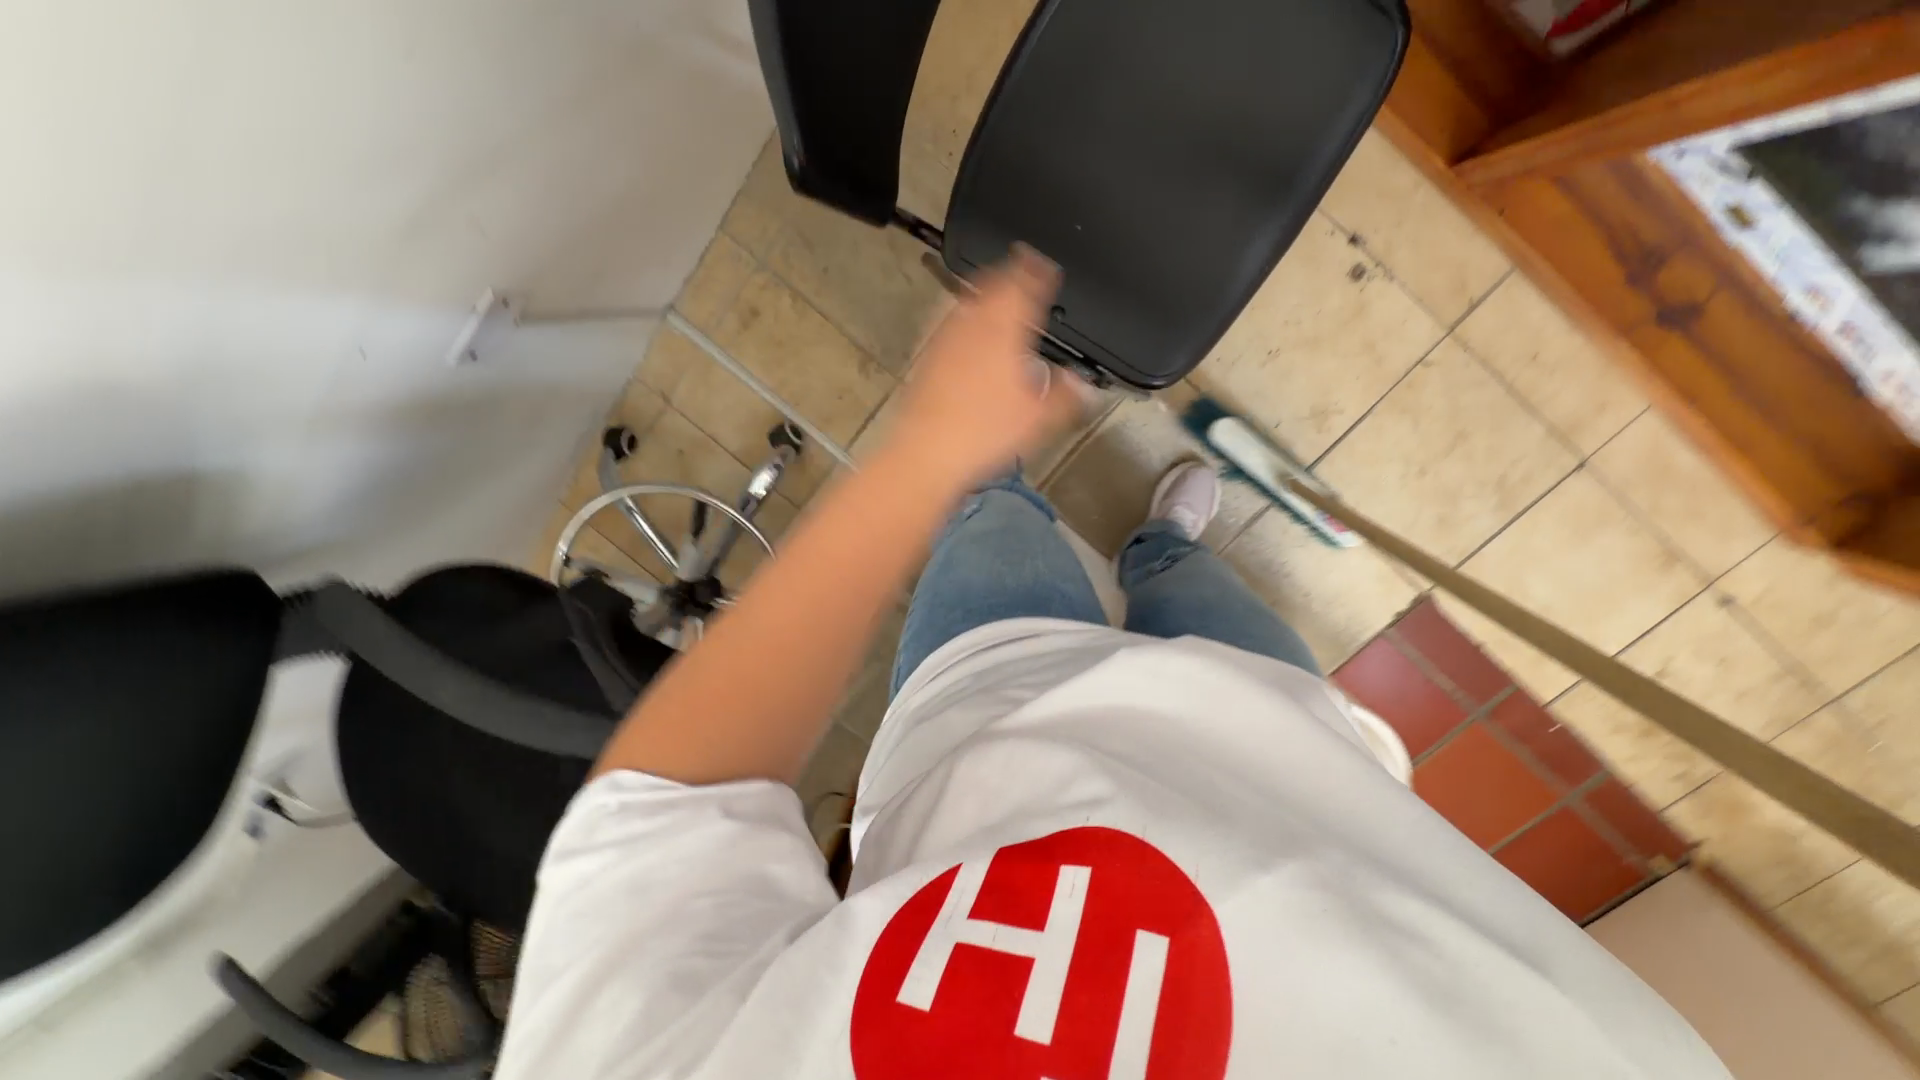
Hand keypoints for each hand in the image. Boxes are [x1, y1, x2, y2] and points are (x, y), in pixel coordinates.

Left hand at [882, 248, 1092, 489]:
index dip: (1038, 272)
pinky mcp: (927, 357)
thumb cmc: (985, 432)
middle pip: (992, 286)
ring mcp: (946, 339)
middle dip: (1009, 274)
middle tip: (1020, 267)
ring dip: (984, 292)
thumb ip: (1065, 395)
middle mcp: (973, 325)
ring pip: (968, 302)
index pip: (1025, 287)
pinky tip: (966, 331)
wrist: (927, 451)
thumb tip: (1081, 383)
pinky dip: (964, 318)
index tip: (1045, 265)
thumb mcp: (1039, 419)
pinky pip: (950, 325)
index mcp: (1005, 330)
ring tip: (994, 291)